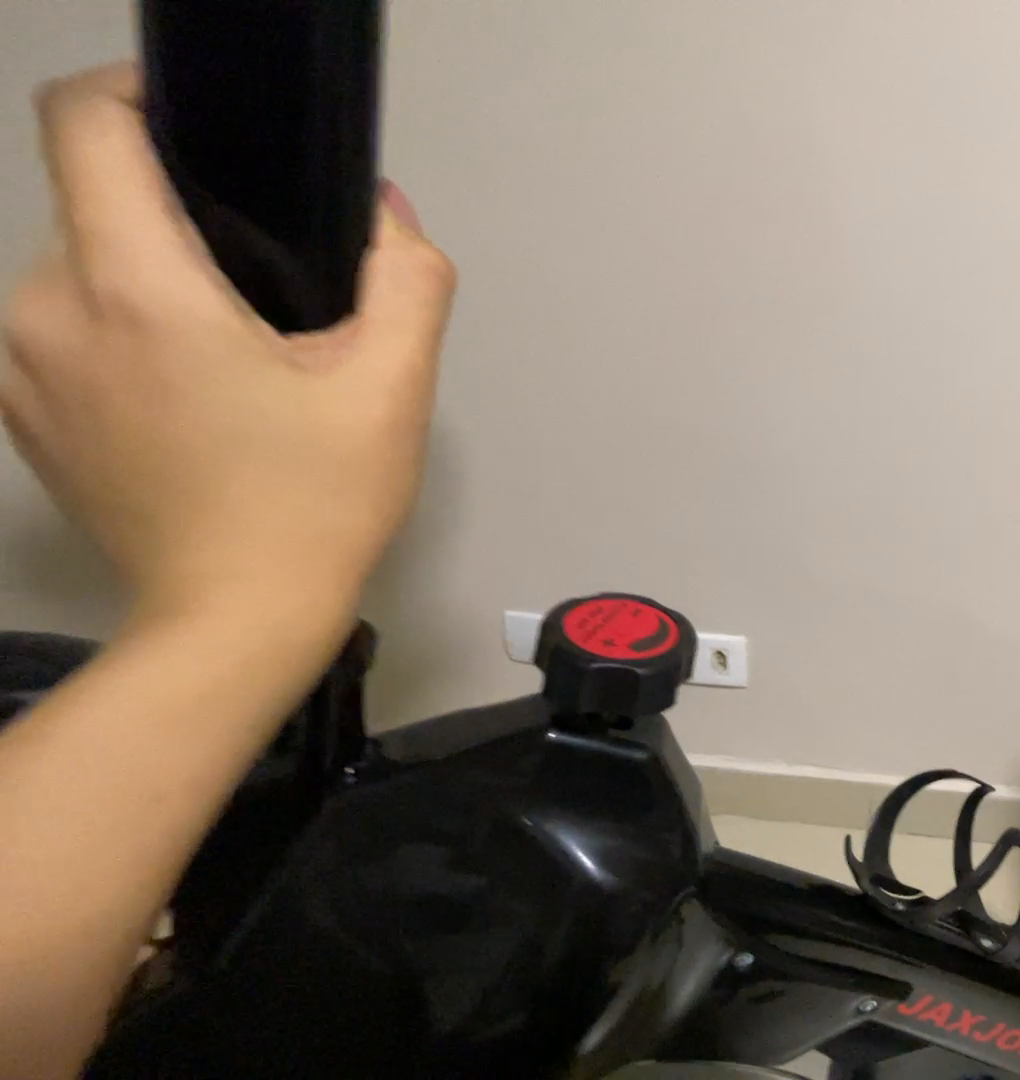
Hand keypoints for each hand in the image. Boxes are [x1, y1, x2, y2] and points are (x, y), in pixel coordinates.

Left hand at [1, 64, 455, 628]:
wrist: (240, 613)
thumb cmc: (323, 499)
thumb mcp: (395, 390)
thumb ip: (407, 284)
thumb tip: (387, 213)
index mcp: (138, 290)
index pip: (87, 127)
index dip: (140, 94)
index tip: (206, 121)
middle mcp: (42, 306)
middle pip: (106, 211)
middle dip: (196, 230)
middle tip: (290, 308)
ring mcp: (15, 363)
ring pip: (93, 274)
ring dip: (168, 288)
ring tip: (253, 365)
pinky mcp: (18, 409)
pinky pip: (69, 330)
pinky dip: (133, 335)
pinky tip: (204, 402)